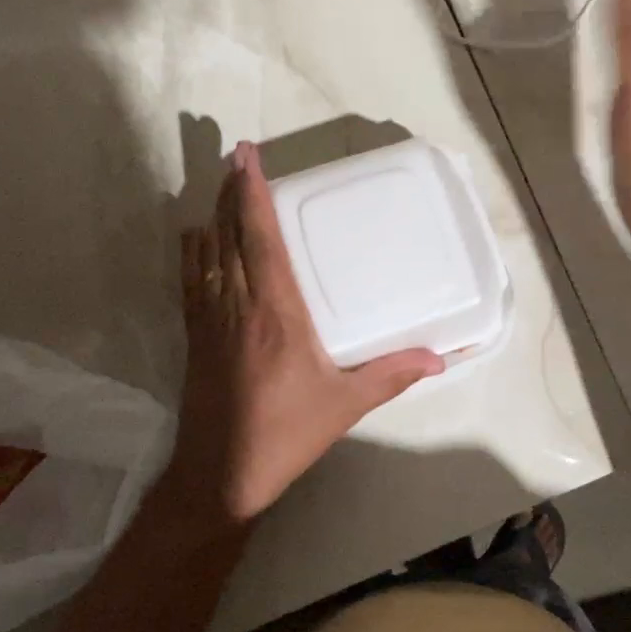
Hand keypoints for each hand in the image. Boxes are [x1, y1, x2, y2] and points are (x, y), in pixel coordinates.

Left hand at [164, 142, 443, 522]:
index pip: (261, 241)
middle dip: (231, 193)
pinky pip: (190, 282)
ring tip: (222, 189)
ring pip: (206, 254)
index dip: (253, 195)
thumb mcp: (345, 405)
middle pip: (229, 236)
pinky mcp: (194, 339)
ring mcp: (209, 322)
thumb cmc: (287, 435)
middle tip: (236, 159)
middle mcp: (237, 307)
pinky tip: (194, 239)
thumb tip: (439, 359)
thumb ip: (391, 376)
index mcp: (276, 314)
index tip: (246, 157)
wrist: (221, 474)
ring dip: (213, 218)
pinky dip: (193, 253)